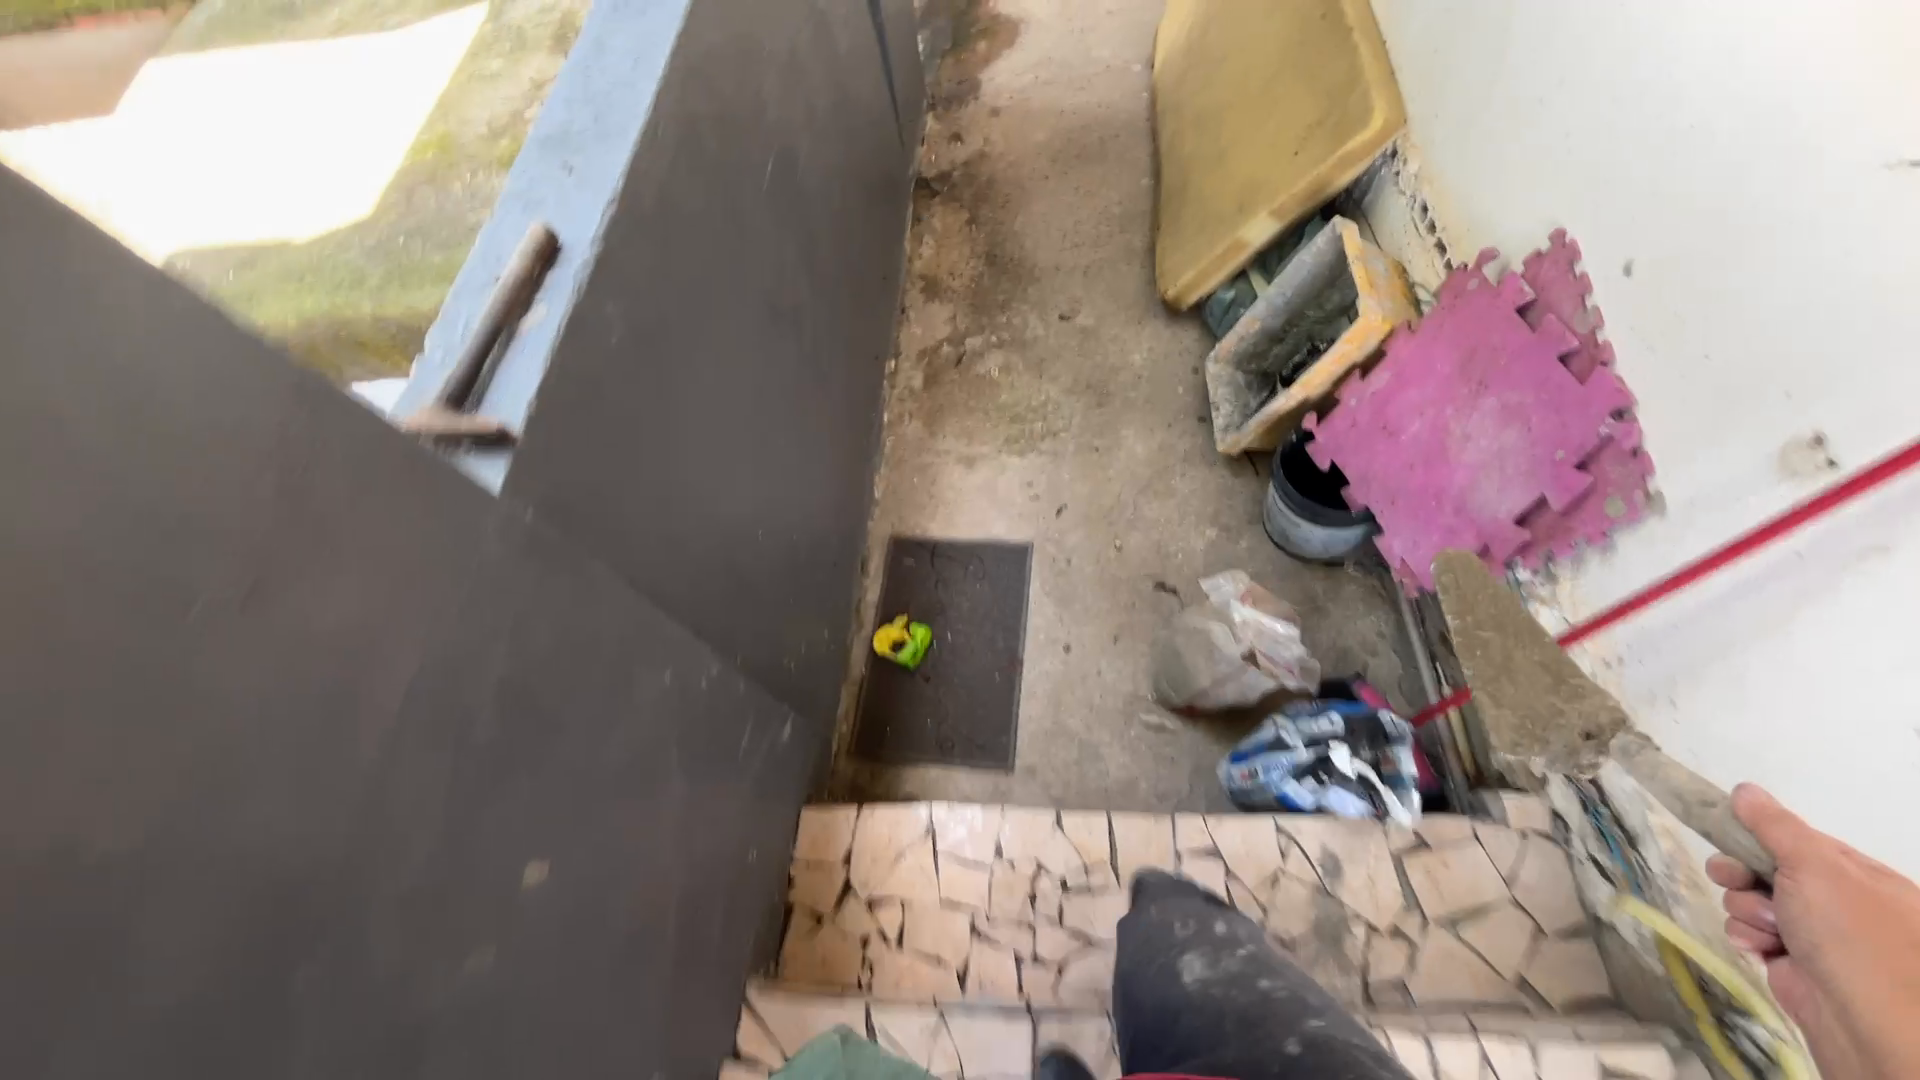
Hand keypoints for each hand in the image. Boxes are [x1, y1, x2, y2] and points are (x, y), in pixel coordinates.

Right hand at [1707, 784, 1919, 1079]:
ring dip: (1745, 910)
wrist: (1867, 1021)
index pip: (1797, 842)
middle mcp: (1840, 903)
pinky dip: (1748, 937)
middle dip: (1740, 873)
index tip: (1726, 832)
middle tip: (1733, 877)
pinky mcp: (1790, 960)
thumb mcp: (1816, 867)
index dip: (1758, 836)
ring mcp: (1815, 934)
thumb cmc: (1852, 934)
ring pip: (1749, 900)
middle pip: (1764, 868)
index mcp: (1861, 878)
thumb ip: (1776, 826)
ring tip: (1766, 928)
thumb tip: (1745, 789)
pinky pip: (1748, 932)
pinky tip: (1762, 948)